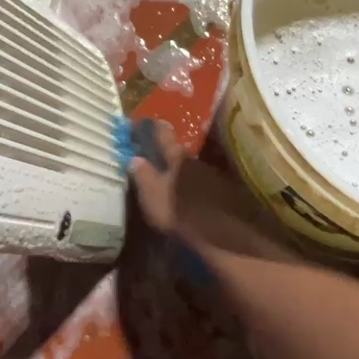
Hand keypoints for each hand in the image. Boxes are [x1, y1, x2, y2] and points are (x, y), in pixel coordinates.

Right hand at [127, 120, 293, 259]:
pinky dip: (196, 184)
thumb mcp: (152, 196)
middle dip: (170, 149)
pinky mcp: (224, 193)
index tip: (148, 121)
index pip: (163, 135)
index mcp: (176, 158)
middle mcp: (195, 161)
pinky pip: (205, 182)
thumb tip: (135, 158)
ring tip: (174, 176)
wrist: (220, 237)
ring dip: (184, 169)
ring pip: (194, 166)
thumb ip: (143, 176)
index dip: (155, 127)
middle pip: (180, 150)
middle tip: (158, 151)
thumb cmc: (179, 213)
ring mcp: (212, 176)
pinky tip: (192, 194)